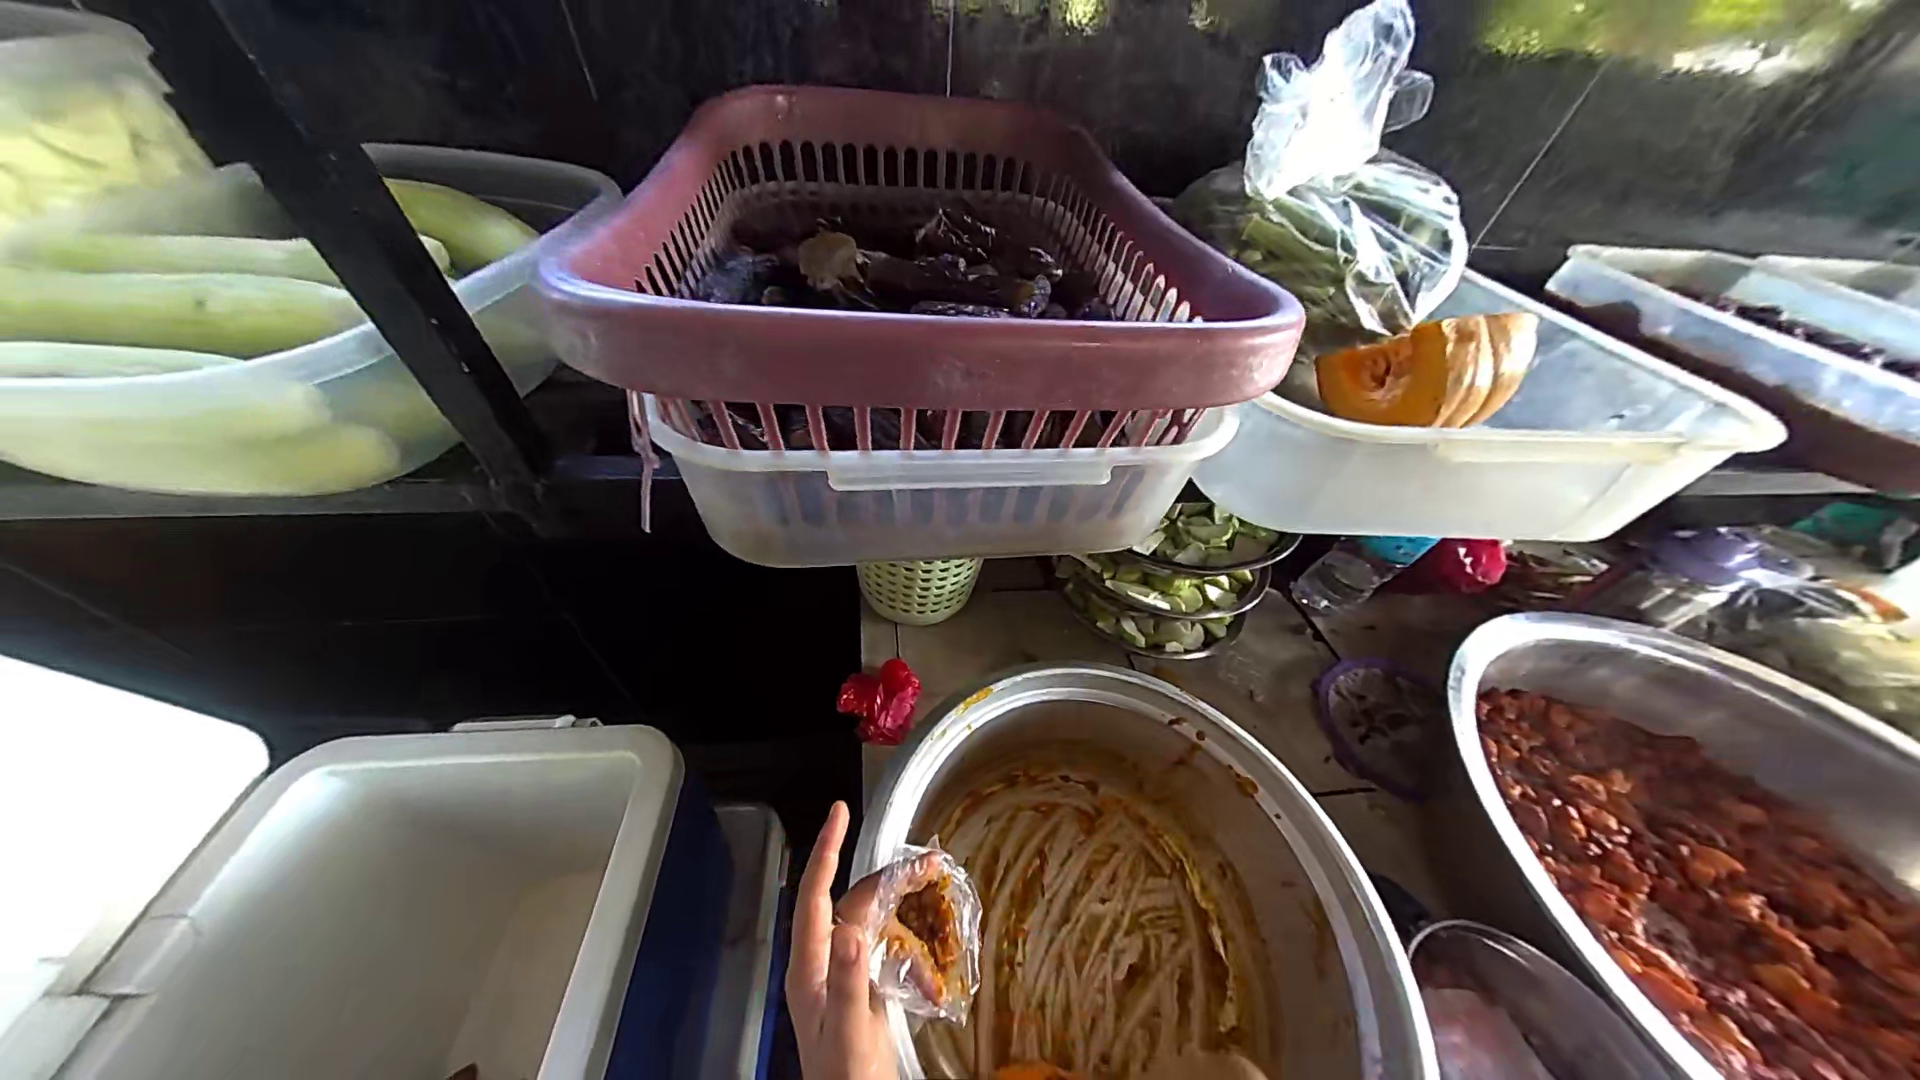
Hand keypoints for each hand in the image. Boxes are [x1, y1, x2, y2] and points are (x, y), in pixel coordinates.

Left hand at [788, 801, 908, 1079]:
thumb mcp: (849, 1034)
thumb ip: (847, 983)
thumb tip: (850, 931)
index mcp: (810, 965)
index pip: (814, 893)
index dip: (826, 848)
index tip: (841, 811)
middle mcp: (824, 958)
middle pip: (856, 900)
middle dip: (891, 877)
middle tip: (930, 862)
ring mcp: (845, 969)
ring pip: (876, 917)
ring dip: (905, 903)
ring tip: (936, 886)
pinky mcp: (864, 980)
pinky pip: (890, 945)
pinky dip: (913, 946)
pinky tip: (934, 971)